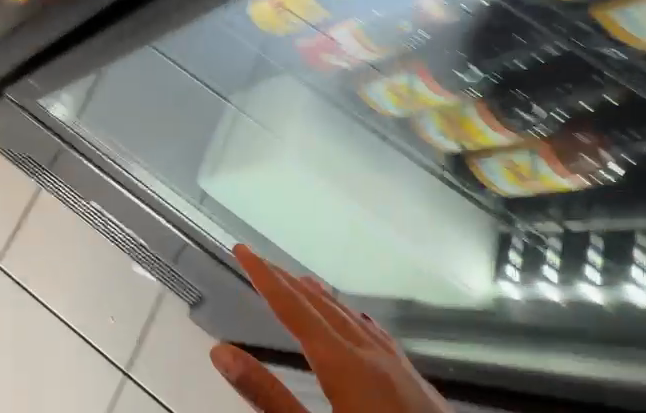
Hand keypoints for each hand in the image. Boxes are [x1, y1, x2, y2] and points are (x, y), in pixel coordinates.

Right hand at [210, 245, 450, 412]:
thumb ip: (269, 397)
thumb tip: (220, 352)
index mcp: (345, 366)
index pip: (294, 309)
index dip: (264, 278)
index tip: (241, 249)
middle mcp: (374, 360)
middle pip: (324, 309)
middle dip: (289, 282)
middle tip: (261, 260)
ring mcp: (404, 375)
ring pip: (356, 322)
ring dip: (324, 300)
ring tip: (303, 283)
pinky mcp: (425, 394)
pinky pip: (383, 341)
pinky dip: (359, 323)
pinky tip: (364, 327)